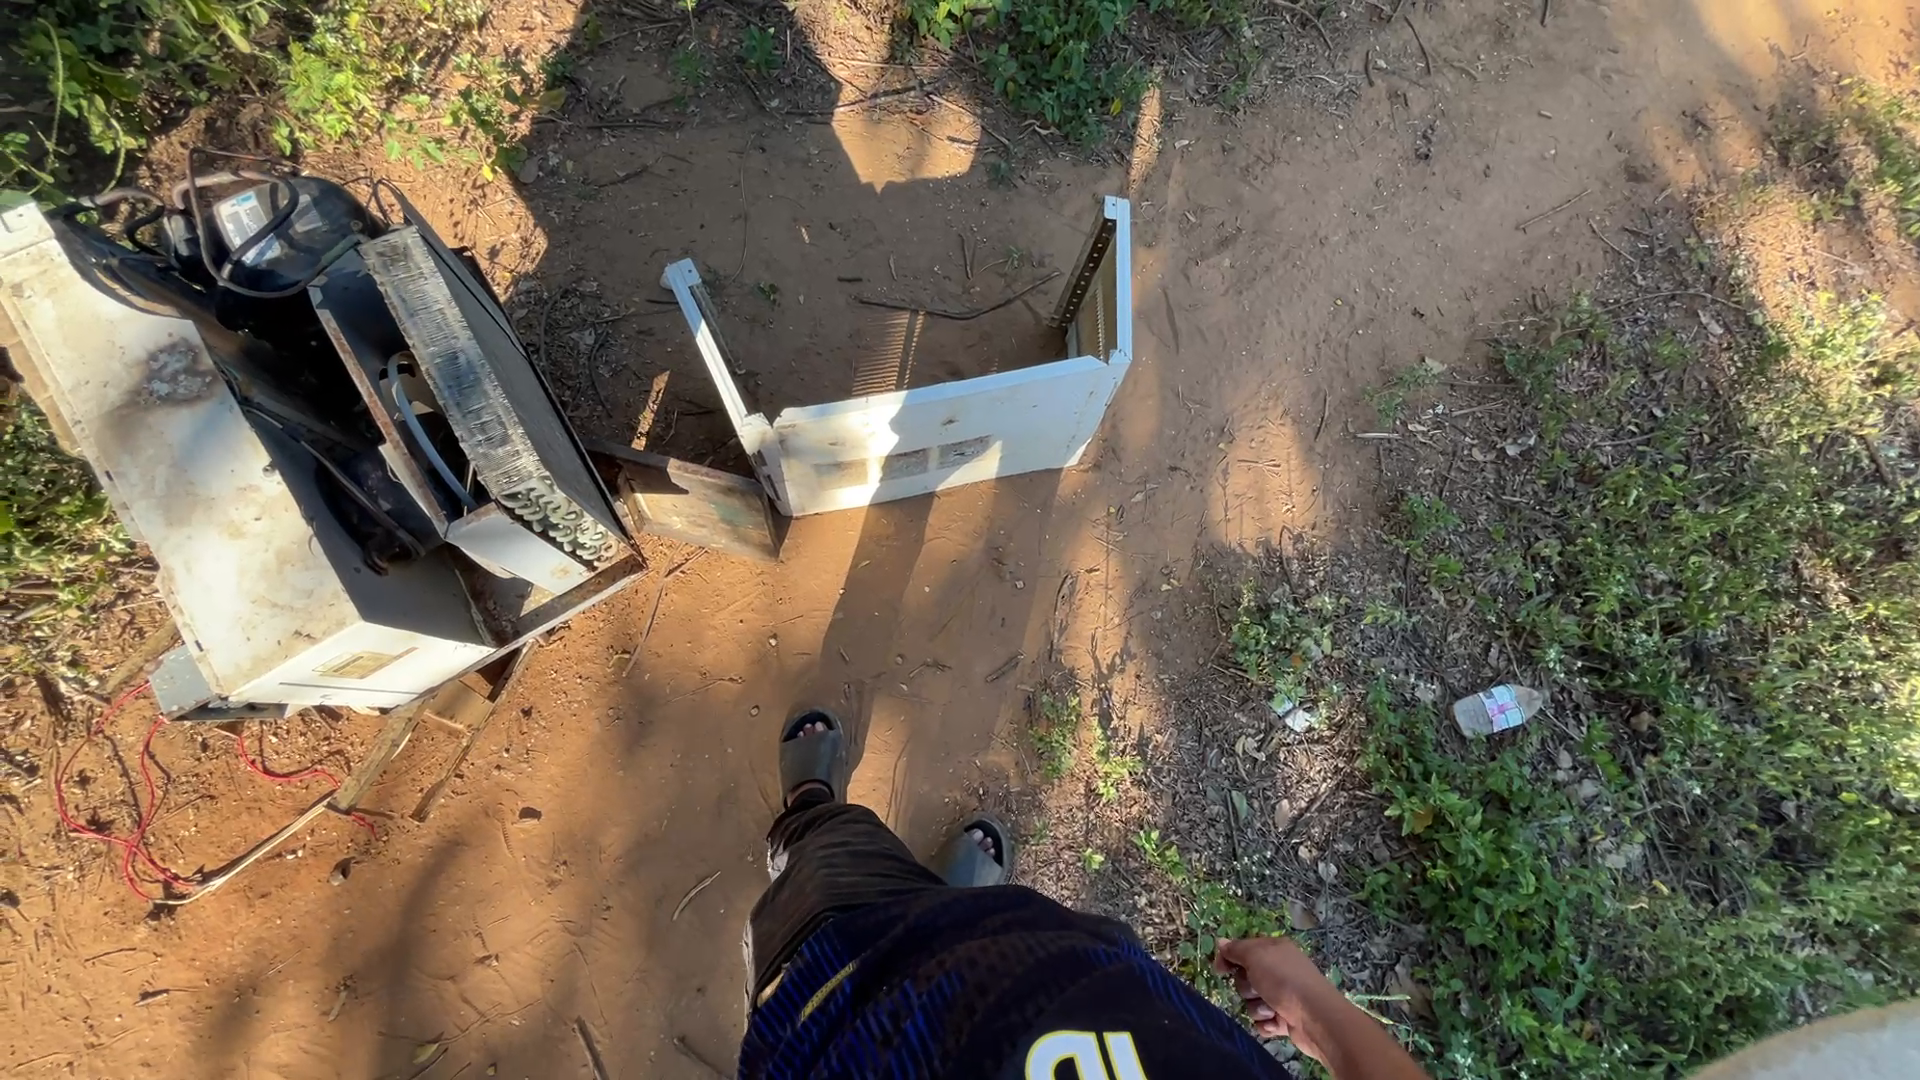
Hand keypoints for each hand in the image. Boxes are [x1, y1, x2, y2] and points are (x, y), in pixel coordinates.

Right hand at [1214, 937, 1431, 1079]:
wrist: (1316, 1017)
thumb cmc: (1283, 979)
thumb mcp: (1254, 956)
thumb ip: (1235, 949)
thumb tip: (1221, 942)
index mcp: (1274, 949)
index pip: (1243, 950)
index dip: (1229, 959)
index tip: (1219, 970)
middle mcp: (1279, 970)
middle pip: (1246, 977)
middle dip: (1247, 987)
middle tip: (1256, 990)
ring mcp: (1284, 996)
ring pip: (1254, 1001)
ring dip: (1257, 1007)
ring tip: (1270, 1010)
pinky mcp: (1287, 1019)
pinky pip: (1265, 1021)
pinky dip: (1267, 1023)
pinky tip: (1275, 1023)